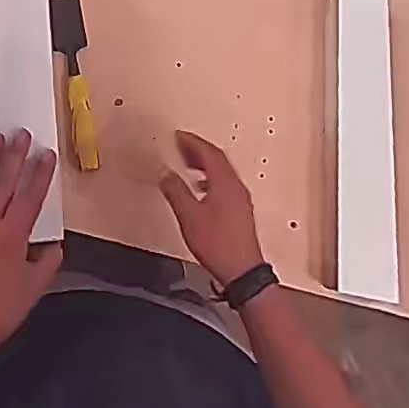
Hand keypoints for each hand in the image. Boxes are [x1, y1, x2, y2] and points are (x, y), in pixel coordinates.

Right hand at [159, 129, 266, 287]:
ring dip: (204, 163)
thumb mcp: (189, 216)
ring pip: (222, 171)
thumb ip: (175, 191)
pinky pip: (225, 183)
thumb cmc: (219, 245)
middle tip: (182, 145)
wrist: (242, 271)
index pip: (208, 152)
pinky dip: (210, 177)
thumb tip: (166, 174)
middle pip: (217, 159)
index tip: (179, 136)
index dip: (192, 141)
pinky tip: (200, 188)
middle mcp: (235, 186)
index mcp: (224, 182)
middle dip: (198, 149)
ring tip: (188, 163)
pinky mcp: (240, 209)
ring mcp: (240, 198)